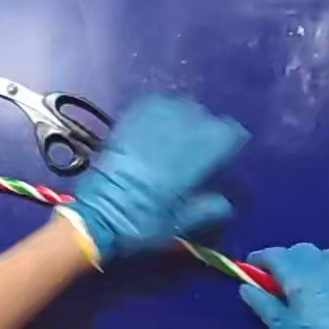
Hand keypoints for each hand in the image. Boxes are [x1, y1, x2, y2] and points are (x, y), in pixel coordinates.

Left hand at [59, 94, 246, 263]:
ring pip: (182, 106)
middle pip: (206, 117)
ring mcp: (153, 121)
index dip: (228, 145)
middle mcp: (181, 130)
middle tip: (196, 152)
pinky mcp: (128, 120)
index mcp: (200, 155)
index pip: (231, 133)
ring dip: (183, 120)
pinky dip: (159, 113)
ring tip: (175, 139)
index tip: (221, 158)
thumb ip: (210, 208)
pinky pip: (153, 105)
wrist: (97, 217)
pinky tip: (155, 130)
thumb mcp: (182, 223)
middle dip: (205, 132)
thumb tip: (225, 203)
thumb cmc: (143, 223)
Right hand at [239, 243, 328, 328]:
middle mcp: (325, 264)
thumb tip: (245, 286)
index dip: (259, 259)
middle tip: (283, 280)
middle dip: (288, 260)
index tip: (252, 268)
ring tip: (313, 283)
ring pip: (327, 255)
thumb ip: (261, 302)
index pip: (273, 254)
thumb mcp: (280, 328)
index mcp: (298, 274)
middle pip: (301, 251)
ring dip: (315, 264)